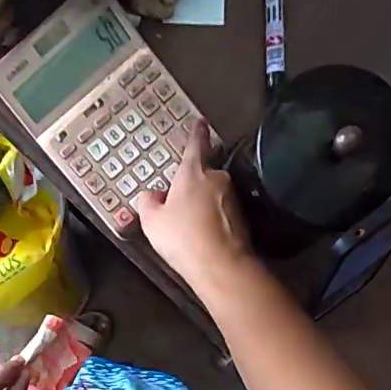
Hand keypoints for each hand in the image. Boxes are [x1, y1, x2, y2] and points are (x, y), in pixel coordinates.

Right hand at [132, 120, 254, 289]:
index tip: (200, 123)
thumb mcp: (151, 221)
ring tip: (189, 229)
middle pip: (203, 175)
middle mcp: (217, 179)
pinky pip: (222, 213)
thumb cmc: (184, 239)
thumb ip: (147, 201)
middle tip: (177, 207)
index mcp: (193, 173)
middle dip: (191, 187)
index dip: (196, 133)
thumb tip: (152, 195)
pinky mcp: (242, 217)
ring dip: (202, 205)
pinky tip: (203, 238)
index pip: (195, 144)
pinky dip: (213, 220)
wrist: (222, 266)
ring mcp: (233, 198)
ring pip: (213, 195)